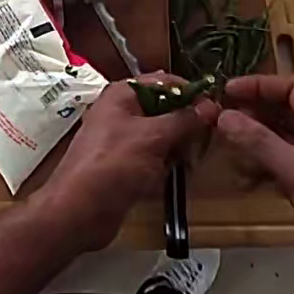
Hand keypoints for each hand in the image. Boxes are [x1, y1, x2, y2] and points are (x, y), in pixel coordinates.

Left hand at [33, 76, 207, 251]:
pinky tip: (168, 178)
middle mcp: (122, 112)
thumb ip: (184, 120)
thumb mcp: (153, 137)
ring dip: (177, 150)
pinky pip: (154, 158)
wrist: (78, 211)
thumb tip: (210, 106)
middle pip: (166, 109)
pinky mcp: (125, 165)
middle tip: (202, 141)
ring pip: (162, 136)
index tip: (215, 108)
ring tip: (186, 163)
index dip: (190, 92)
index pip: (165, 82)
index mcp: (123, 95)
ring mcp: (122, 139)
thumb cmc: (113, 165)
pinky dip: (164, 167)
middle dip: (185, 126)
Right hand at [214, 76, 293, 293]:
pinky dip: (256, 164)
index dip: (261, 86)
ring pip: (277, 139)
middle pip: (284, 112)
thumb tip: (224, 116)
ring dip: (251, 137)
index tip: (227, 89)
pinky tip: (237, 169)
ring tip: (220, 136)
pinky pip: (276, 165)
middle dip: (252, 111)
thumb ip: (262, 144)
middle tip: (216, 112)